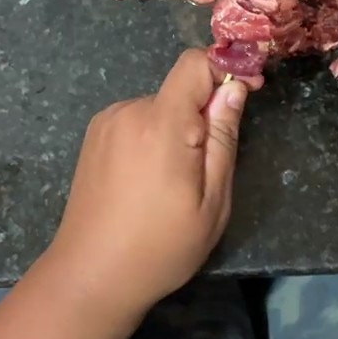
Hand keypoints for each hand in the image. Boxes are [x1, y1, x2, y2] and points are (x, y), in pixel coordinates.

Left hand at [40, 50, 248, 323]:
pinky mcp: (94, 135)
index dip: (225, 69)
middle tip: (204, 171)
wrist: (90, 274)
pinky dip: (151, 138)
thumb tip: (235, 88)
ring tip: (170, 184)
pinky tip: (144, 182)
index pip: (194, 63)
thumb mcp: (212, 201)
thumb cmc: (161, 246)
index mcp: (161, 122)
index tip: (247, 92)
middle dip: (200, 117)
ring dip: (174, 131)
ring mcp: (107, 121)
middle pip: (178, 91)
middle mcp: (129, 110)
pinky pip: (136, 121)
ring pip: (158, 108)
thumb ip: (224, 138)